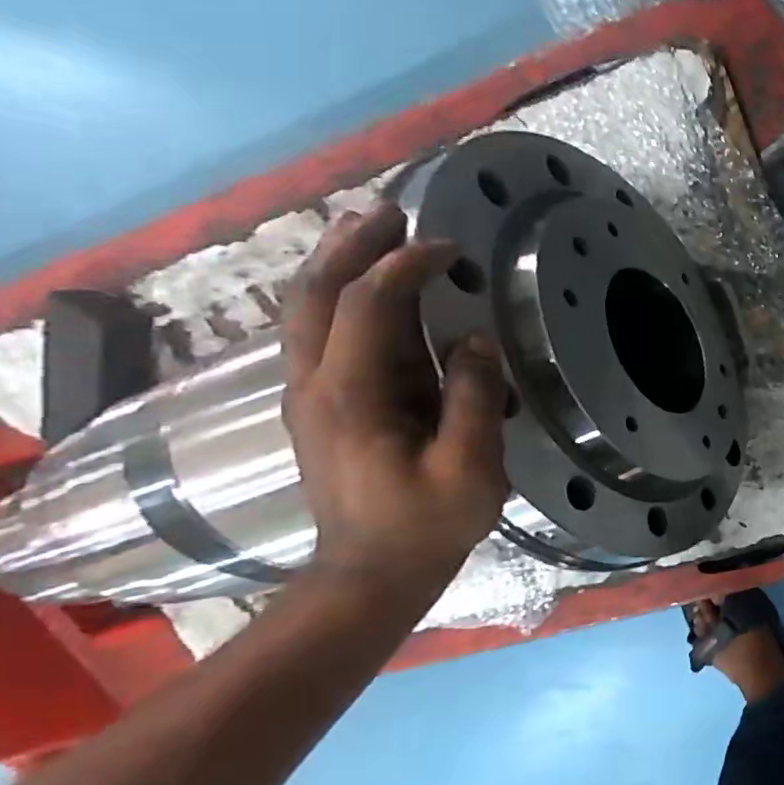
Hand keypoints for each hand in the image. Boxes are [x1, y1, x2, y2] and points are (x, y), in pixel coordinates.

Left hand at [281, 205, 509, 595]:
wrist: (368, 575)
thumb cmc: (425, 524)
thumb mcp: (468, 468)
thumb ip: (472, 400)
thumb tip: (475, 342)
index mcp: (351, 395)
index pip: (370, 305)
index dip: (407, 266)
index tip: (450, 247)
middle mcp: (316, 384)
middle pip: (317, 295)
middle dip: (350, 246)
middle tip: (387, 210)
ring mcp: (310, 395)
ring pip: (308, 312)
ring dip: (337, 265)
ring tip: (370, 231)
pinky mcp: (322, 408)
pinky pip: (321, 335)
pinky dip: (340, 299)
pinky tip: (366, 290)